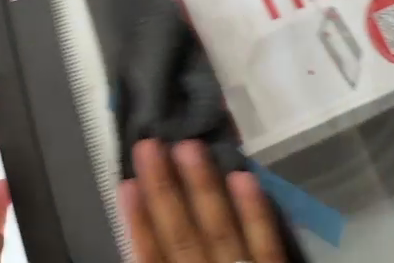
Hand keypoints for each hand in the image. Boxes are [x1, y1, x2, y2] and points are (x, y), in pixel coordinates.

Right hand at [119, 139, 287, 262]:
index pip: (151, 262)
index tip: (125, 182)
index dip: (138, 224)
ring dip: (204, 190)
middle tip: (150, 143)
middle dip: (165, 191)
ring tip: (189, 146)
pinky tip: (245, 179)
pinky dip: (257, 215)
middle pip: (182, 239)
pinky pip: (268, 249)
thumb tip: (139, 254)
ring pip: (221, 234)